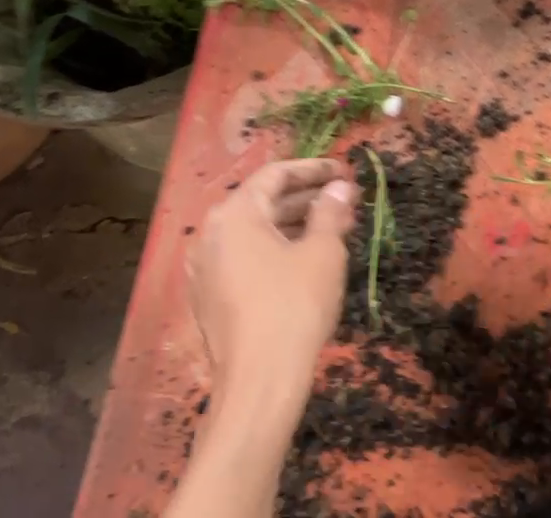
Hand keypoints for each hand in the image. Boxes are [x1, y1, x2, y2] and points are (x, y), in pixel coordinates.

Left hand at [188, 158, 356, 393]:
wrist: (259, 382)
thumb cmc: (294, 306)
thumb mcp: (322, 252)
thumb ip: (330, 211)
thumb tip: (339, 187)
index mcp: (233, 215)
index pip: (275, 175)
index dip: (313, 169)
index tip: (344, 171)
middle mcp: (210, 235)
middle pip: (262, 202)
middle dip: (306, 198)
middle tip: (345, 200)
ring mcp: (205, 269)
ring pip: (255, 232)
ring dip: (294, 225)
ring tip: (334, 228)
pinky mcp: (210, 298)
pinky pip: (246, 258)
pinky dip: (276, 250)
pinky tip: (307, 259)